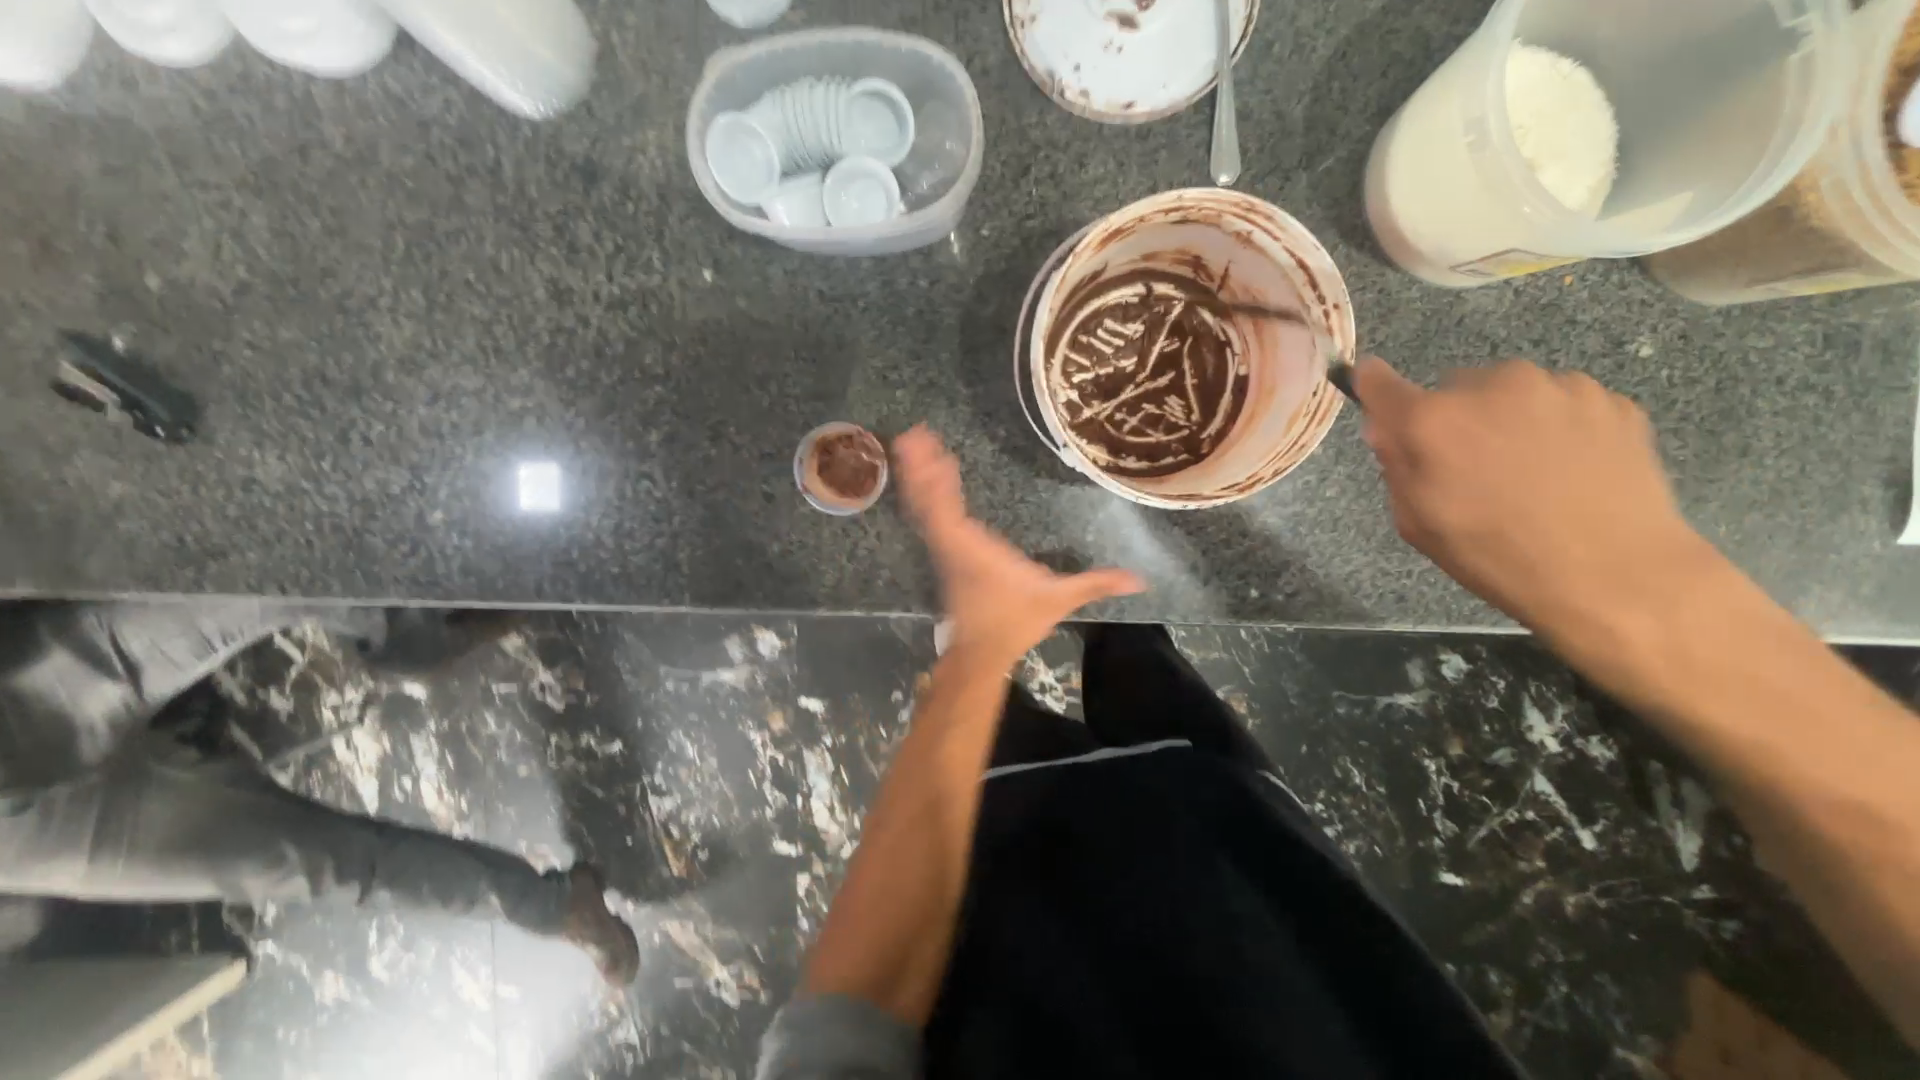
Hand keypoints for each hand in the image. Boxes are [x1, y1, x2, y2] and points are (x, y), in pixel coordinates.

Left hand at [894, 426, 1144, 663]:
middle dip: (921, 468)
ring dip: (919, 475)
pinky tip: (929, 474)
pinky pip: (931, 517)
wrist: (981, 651)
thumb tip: (1139, 580)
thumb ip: (1094, 585)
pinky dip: (928, 493)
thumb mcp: (1058, 601)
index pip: (950, 514)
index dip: (939, 485)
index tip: (938, 456)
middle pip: (930, 502)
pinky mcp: (946, 554)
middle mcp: (955, 546)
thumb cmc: (1015, 623)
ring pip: (925, 507)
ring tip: (910, 442)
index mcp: (977, 551)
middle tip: (913, 434)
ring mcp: (946, 550)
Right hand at [1354, 356, 1713, 641]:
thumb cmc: (1498, 556)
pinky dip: (1560, 429)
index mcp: (1435, 420)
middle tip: (1475, 470)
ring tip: (1533, 474)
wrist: (1616, 573)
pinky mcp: (1610, 399)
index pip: (1380, 382)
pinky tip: (1572, 472)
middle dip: (1456, 419)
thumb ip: (1395, 466)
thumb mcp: (1418, 524)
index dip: (1374, 389)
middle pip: (1454, 389)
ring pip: (1513, 394)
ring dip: (1510, 421)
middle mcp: (1492, 385)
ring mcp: (1559, 387)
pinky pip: (1565, 405)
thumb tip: (1387, 427)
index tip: (1382, 408)